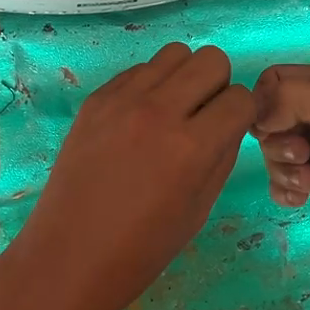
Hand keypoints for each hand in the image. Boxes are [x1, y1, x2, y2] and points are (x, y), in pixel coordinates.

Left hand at [0, 43, 254, 309]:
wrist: (68, 257)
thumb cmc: (141, 248)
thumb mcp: (199, 209)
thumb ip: (223, 155)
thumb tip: (232, 119)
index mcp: (191, 148)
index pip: (240, 98)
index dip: (242, 114)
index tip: (231, 127)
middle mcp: (159, 111)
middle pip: (212, 59)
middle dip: (218, 85)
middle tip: (204, 115)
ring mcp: (123, 99)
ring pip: (176, 53)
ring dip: (184, 77)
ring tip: (172, 110)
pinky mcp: (97, 96)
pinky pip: (140, 68)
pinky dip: (150, 86)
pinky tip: (139, 120)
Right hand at [252, 62, 309, 262]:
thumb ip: (289, 97)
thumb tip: (255, 113)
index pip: (275, 78)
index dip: (264, 101)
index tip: (271, 125)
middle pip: (272, 116)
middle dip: (275, 137)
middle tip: (301, 154)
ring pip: (276, 149)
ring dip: (282, 165)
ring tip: (307, 180)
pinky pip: (287, 178)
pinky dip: (286, 187)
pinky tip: (302, 198)